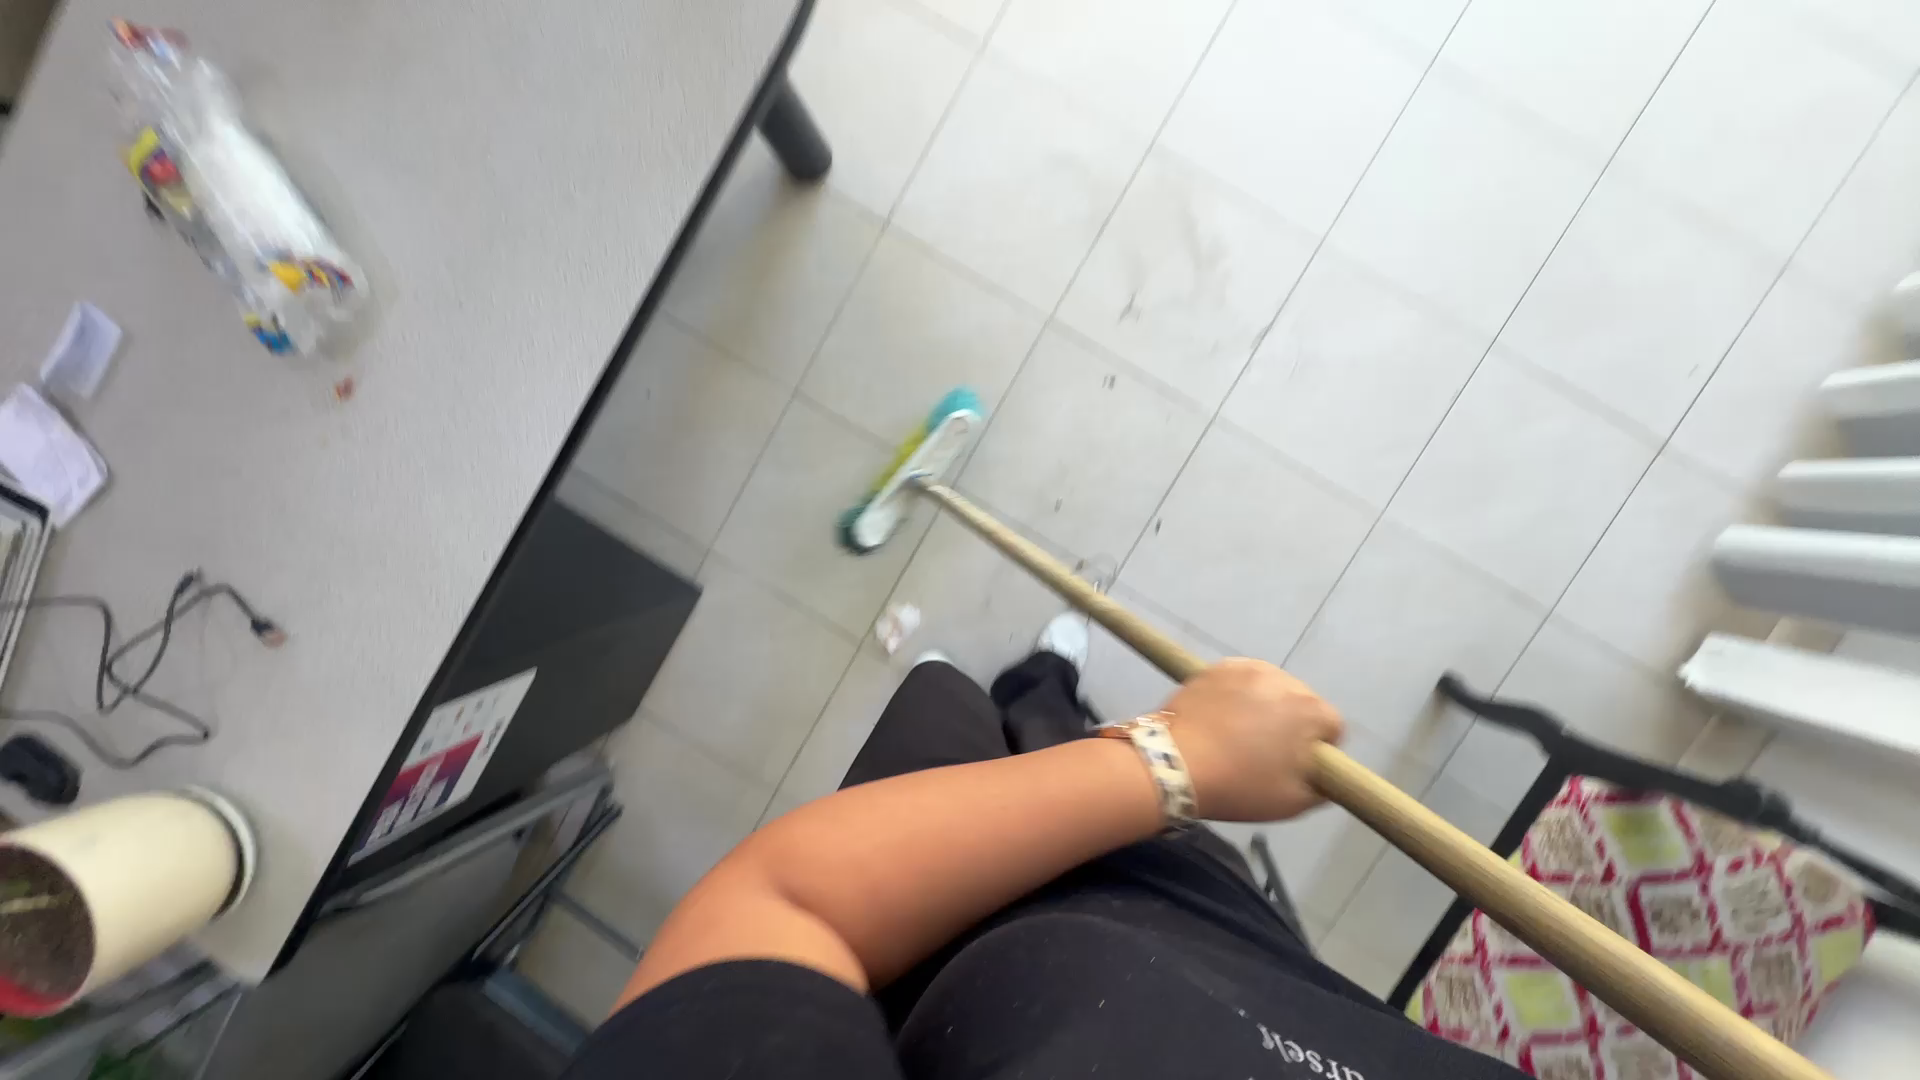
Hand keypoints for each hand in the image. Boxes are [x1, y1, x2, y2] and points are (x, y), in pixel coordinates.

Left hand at [1158, 658, 1342, 822]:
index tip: (1296, 765)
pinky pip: (1240, 679)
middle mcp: (1282, 679)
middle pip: (1302, 701)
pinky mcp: (1215, 667)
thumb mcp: (1295, 801)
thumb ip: (1323, 785)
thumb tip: (1323, 773)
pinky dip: (1237, 693)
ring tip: (1240, 731)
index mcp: (1310, 709)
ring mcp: (1245, 668)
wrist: (1174, 762)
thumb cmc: (1239, 784)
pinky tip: (1222, 714)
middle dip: (1292, 723)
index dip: (1319, 748)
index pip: (1332, 726)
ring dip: (1264, 704)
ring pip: (1270, 687)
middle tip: (1265, 750)